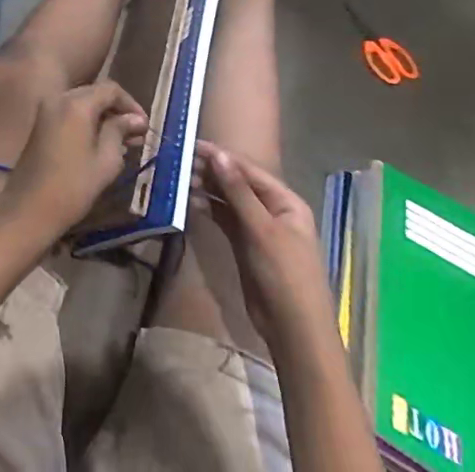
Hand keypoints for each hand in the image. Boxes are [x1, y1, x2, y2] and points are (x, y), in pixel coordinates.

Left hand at [0, 81, 148, 238]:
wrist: (27, 211)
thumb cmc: (72, 187)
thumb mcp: (106, 160)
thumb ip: (120, 131)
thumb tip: (136, 119)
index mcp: (77, 104)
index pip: (111, 89)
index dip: (131, 105)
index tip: (145, 126)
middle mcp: (59, 99)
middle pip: (95, 93)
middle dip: (117, 111)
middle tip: (137, 134)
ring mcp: (46, 111)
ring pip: (82, 104)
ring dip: (103, 118)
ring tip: (124, 141)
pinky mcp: (40, 125)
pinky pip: (69, 114)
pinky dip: (87, 123)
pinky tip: (101, 143)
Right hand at [195, 142, 333, 343]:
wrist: (294, 329)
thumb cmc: (284, 274)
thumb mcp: (262, 229)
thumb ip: (239, 191)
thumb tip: (219, 155)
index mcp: (285, 201)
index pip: (249, 170)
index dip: (221, 157)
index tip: (192, 145)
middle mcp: (273, 209)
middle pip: (239, 183)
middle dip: (212, 172)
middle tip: (180, 161)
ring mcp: (259, 228)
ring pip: (230, 201)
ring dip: (208, 190)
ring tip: (180, 178)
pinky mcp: (246, 246)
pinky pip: (226, 221)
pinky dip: (210, 210)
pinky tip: (190, 201)